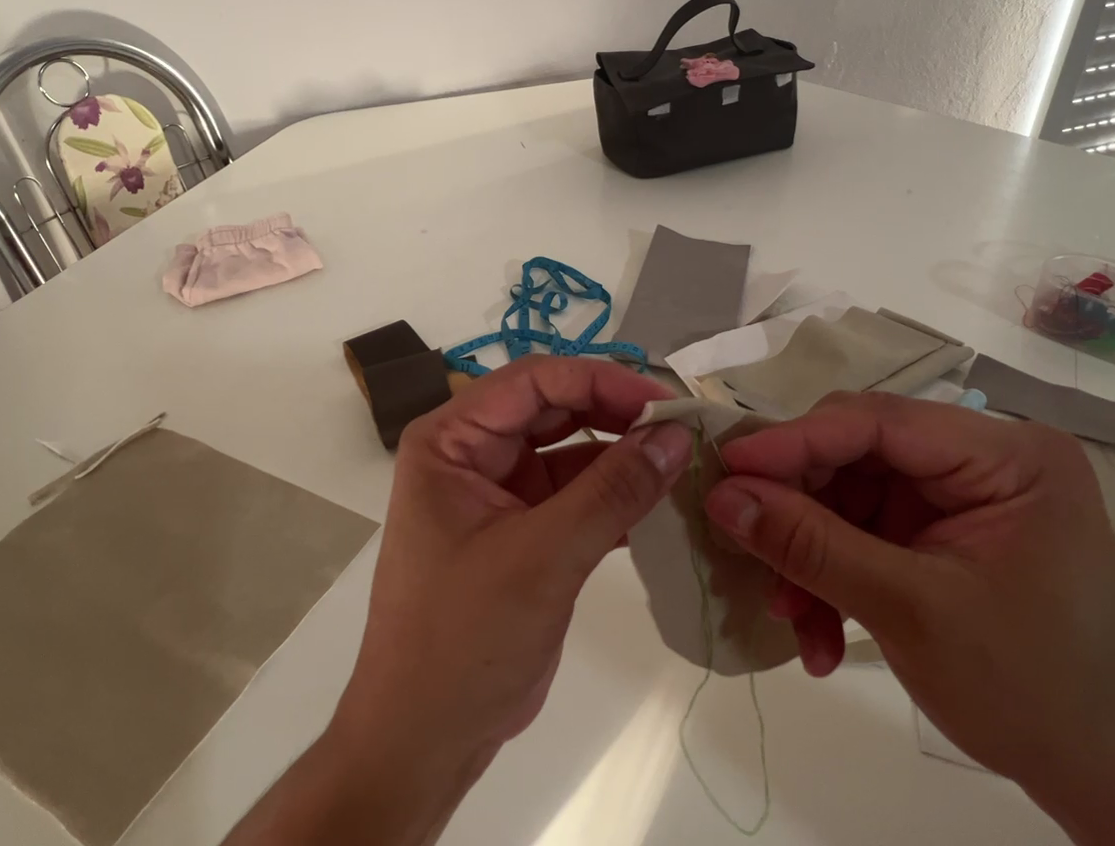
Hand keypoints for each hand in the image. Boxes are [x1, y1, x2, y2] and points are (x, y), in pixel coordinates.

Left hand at [225, 357, 690, 845]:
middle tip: (687, 428)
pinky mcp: (526, 532)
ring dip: (626, 457)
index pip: (533, 381)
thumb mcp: (542, 557)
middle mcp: (472, 454)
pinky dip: (619, 497)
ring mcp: (500, 493)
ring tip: (688, 462)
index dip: (601, 380)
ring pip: (573, 451)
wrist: (426, 734)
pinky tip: (667, 503)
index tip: (666, 399)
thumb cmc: (463, 638)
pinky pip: (579, 495)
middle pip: (555, 409)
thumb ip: (612, 491)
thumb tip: (678, 433)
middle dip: (619, 414)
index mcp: (451, 441)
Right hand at [700, 392, 1114, 844]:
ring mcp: (961, 501)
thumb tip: (721, 496)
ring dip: (810, 557)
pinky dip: (834, 581)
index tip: (723, 469)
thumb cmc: (1033, 689)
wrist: (1110, 777)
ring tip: (789, 616)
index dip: (793, 442)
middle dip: (800, 510)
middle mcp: (983, 462)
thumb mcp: (910, 611)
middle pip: (857, 457)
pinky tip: (820, 637)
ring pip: (849, 500)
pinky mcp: (943, 538)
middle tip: (741, 543)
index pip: (878, 422)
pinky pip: (866, 538)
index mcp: (1007, 455)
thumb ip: (811, 545)